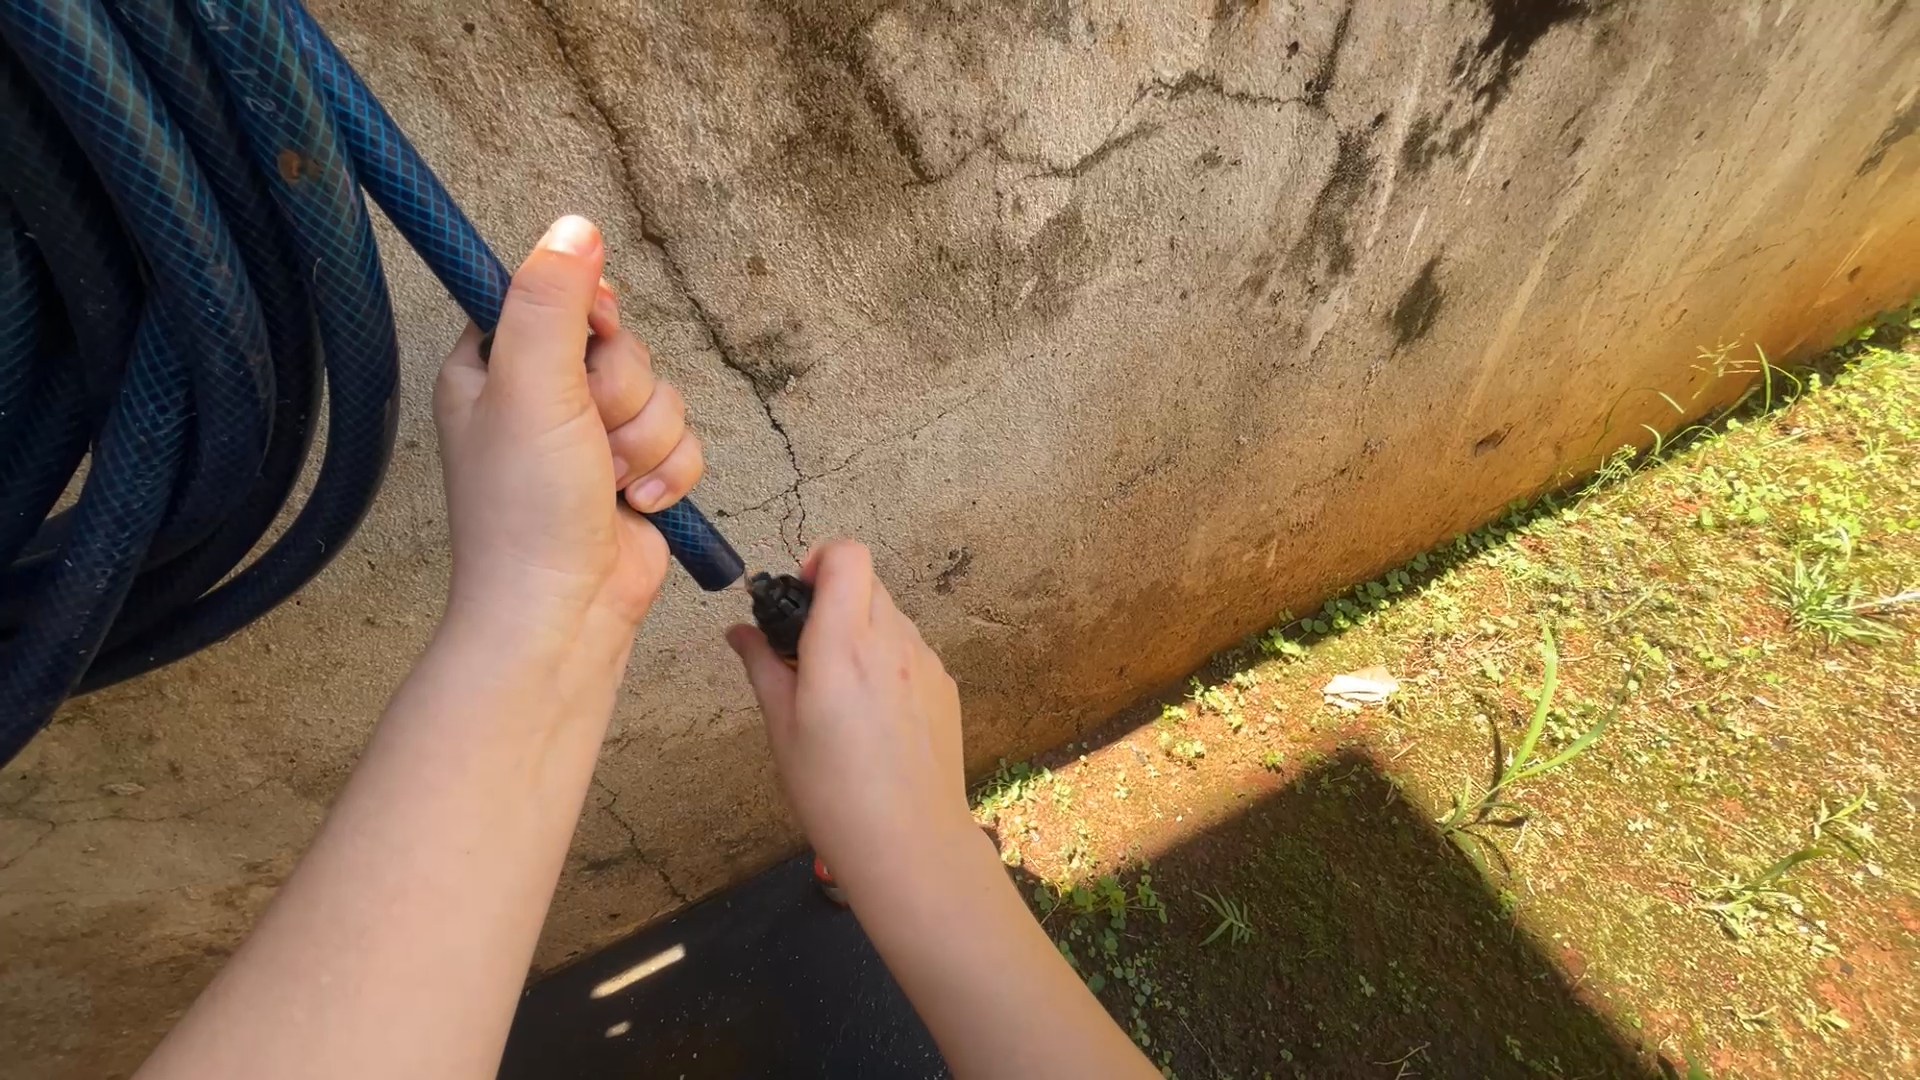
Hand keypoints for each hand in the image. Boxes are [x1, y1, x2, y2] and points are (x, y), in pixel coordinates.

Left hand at [434, 216, 702, 642]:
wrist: (568, 602)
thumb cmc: (528, 504)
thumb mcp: (529, 387)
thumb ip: (551, 301)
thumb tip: (577, 226)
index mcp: (501, 363)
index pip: (563, 299)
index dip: (592, 320)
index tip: (592, 345)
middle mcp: (552, 395)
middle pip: (628, 350)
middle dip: (623, 399)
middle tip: (588, 436)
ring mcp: (602, 436)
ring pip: (667, 397)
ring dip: (648, 443)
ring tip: (611, 481)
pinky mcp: (644, 470)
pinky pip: (687, 443)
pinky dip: (671, 474)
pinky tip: (639, 503)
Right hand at [726, 541, 971, 901]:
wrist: (910, 841)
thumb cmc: (834, 792)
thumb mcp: (781, 728)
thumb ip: (761, 665)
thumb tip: (739, 632)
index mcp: (844, 644)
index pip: (847, 554)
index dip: (820, 558)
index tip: (800, 592)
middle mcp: (892, 640)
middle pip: (868, 580)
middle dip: (835, 598)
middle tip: (810, 647)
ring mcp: (926, 660)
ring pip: (890, 614)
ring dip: (863, 629)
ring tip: (843, 690)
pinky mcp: (945, 682)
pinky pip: (911, 648)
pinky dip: (889, 658)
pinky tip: (877, 712)